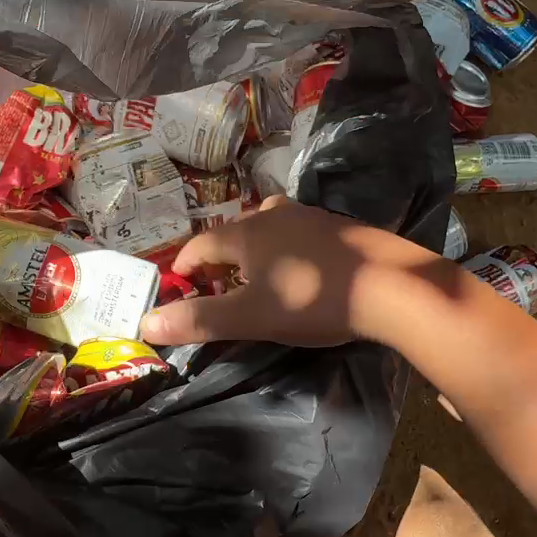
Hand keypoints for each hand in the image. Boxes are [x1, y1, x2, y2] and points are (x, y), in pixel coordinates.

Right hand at [140, 197, 453, 346]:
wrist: (390, 284)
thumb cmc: (313, 299)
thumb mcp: (251, 316)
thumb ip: (200, 319)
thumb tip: (146, 323)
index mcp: (244, 232)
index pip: (199, 245)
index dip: (185, 268)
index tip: (179, 291)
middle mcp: (271, 213)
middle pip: (232, 234)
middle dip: (219, 261)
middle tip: (219, 293)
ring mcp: (307, 215)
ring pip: (266, 228)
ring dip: (253, 252)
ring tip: (258, 280)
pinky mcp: (337, 226)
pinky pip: (297, 233)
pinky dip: (286, 251)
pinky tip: (302, 273)